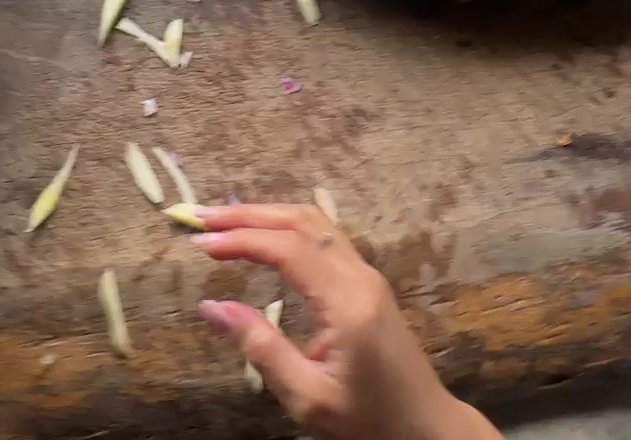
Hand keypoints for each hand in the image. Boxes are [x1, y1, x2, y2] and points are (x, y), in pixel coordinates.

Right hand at [193, 204, 500, 439]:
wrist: (427, 429)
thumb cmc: (367, 421)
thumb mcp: (308, 397)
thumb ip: (260, 348)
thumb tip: (211, 308)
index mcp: (348, 303)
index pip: (288, 249)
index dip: (242, 239)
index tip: (202, 243)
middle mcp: (359, 275)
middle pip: (300, 222)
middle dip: (247, 215)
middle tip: (203, 217)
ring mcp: (366, 271)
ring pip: (313, 220)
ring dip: (266, 213)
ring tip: (224, 219)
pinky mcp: (365, 277)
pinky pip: (322, 233)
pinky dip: (285, 223)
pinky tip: (262, 230)